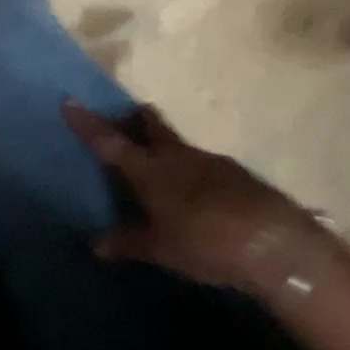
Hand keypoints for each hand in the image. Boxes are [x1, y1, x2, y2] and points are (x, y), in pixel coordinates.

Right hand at [63, 100, 325, 294]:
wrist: (279, 247)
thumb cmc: (206, 243)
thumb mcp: (162, 249)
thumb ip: (129, 242)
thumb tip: (95, 246)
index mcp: (149, 169)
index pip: (108, 141)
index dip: (87, 122)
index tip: (69, 100)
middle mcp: (177, 156)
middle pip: (152, 124)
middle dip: (137, 118)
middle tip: (128, 119)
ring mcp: (213, 162)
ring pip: (182, 145)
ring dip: (171, 149)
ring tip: (167, 169)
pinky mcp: (243, 176)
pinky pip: (210, 166)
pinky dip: (199, 173)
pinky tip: (205, 194)